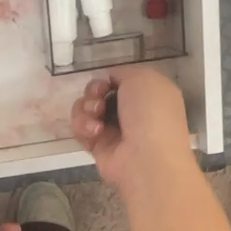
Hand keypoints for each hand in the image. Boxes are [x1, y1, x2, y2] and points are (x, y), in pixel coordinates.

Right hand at [70, 66, 194, 188]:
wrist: (145, 157)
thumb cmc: (150, 113)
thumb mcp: (142, 77)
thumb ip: (121, 73)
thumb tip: (108, 82)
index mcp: (147, 93)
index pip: (118, 80)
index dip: (108, 79)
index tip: (106, 84)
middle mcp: (131, 110)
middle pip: (98, 93)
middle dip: (93, 92)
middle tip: (99, 100)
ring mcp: (113, 129)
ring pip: (85, 109)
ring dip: (86, 109)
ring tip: (96, 118)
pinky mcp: (97, 146)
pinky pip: (80, 129)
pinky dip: (83, 127)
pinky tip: (95, 133)